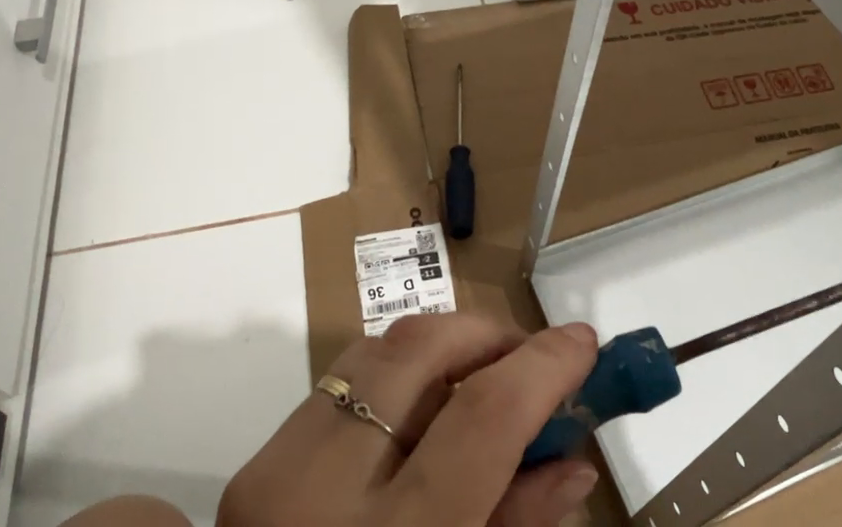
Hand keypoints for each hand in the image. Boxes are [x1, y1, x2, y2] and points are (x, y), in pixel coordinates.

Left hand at [218, 314, 601, 526]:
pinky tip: (423, 405)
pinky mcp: (259, 459)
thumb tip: (575, 458)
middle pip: (419, 350)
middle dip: (488, 334)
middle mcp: (325, 488)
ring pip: (376, 349)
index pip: (482, 416)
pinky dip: (396, 372)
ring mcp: (279, 465)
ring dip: (442, 347)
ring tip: (483, 376)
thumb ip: (518, 523)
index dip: (543, 366)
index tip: (582, 341)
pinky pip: (343, 379)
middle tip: (530, 356)